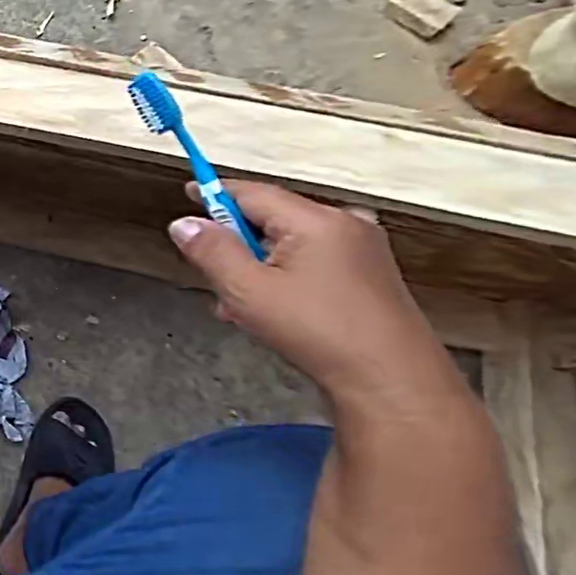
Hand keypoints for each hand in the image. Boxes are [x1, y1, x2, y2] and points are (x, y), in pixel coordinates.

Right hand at [167, 180, 441, 398]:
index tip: (189, 195)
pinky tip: (274, 312)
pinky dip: (287, 277)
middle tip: (215, 278)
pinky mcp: (370, 274)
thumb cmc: (322, 335)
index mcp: (316, 220)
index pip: (252, 193)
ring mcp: (363, 249)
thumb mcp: (249, 293)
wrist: (391, 381)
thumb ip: (212, 253)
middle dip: (237, 246)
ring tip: (241, 308)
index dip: (216, 194)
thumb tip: (184, 224)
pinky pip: (315, 262)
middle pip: (272, 220)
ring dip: (259, 268)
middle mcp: (345, 224)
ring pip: (292, 245)